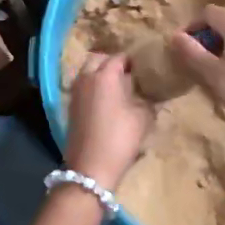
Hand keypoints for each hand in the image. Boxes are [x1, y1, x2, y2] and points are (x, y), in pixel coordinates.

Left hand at [64, 53, 150, 188]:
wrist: (90, 167)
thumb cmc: (120, 138)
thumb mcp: (143, 118)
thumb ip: (149, 101)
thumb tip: (154, 95)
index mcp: (105, 75)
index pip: (119, 57)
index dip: (133, 60)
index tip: (145, 66)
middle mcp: (86, 78)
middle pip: (98, 59)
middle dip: (112, 62)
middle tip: (129, 73)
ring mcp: (75, 91)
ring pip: (86, 71)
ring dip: (100, 73)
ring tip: (118, 86)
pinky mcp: (70, 105)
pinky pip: (82, 85)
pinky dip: (92, 85)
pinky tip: (106, 99)